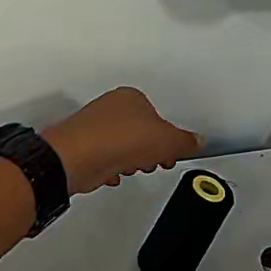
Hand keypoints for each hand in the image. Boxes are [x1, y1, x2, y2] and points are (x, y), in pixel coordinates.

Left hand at [44, 87, 202, 194]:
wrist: (75, 159)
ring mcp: (94, 128)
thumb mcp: (167, 141)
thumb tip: (195, 142)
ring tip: (133, 167)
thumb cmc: (112, 139)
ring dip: (131, 161)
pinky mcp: (83, 148)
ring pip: (122, 146)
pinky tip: (115, 173)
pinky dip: (112, 168)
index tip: (173, 149)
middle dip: (150, 149)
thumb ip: (185, 141)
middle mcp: (110, 108)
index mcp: (131, 97)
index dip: (169, 135)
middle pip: (140, 130)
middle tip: (155, 160)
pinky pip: (105, 159)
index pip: (158, 114)